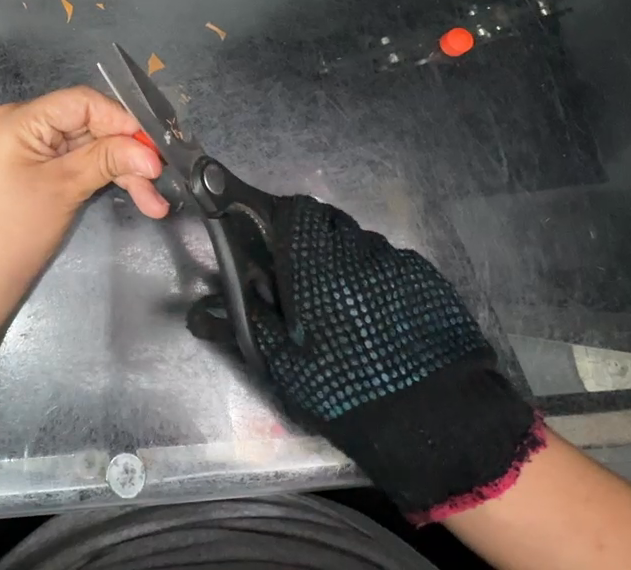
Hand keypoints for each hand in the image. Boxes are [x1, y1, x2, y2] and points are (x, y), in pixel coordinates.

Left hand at [0, 86, 166, 302]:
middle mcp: (19, 124)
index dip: (120, 120)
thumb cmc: (15, 230)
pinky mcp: (33, 170)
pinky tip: (136, 197)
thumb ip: (108, 160)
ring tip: (155, 203)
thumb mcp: (65, 188)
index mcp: (17, 119)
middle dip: (124, 152)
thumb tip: (151, 153)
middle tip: (159, 178)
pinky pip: (73, 163)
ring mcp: (26, 148)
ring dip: (120, 171)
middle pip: (87, 125)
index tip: (152, 146)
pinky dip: (101, 178)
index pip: (80, 102)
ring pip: (86, 147)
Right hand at [188, 195, 541, 523]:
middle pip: (330, 222)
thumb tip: (199, 313)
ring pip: (363, 243)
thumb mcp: (284, 363)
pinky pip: (395, 264)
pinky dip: (381, 278)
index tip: (276, 240)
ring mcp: (399, 262)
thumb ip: (247, 322)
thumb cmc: (345, 389)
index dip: (283, 218)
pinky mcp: (431, 280)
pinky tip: (383, 315)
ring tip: (349, 303)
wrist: (431, 420)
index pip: (296, 210)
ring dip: (348, 259)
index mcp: (315, 264)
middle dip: (315, 240)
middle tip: (308, 278)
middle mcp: (356, 250)